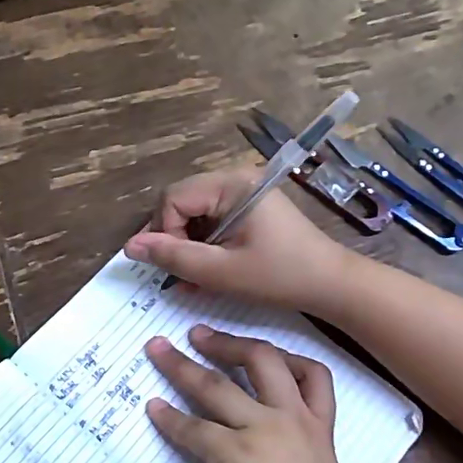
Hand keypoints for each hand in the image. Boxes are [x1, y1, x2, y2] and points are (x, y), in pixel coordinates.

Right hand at [124, 168, 355, 312]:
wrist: (332, 284)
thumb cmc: (280, 276)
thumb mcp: (222, 271)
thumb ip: (174, 257)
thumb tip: (131, 246)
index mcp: (232, 184)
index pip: (173, 197)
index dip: (164, 232)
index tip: (174, 267)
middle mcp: (236, 178)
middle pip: (182, 202)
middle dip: (175, 240)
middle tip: (182, 276)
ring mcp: (245, 192)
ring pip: (196, 213)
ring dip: (190, 246)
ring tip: (196, 280)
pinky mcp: (251, 207)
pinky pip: (214, 220)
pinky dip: (207, 245)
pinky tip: (210, 272)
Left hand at [144, 327, 435, 462]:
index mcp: (320, 437)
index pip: (314, 379)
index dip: (290, 358)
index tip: (264, 350)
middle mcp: (290, 424)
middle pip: (262, 362)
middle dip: (230, 344)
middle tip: (199, 333)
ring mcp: (259, 435)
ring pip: (217, 386)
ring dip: (183, 366)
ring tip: (157, 349)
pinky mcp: (229, 453)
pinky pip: (193, 427)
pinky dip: (169, 417)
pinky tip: (152, 409)